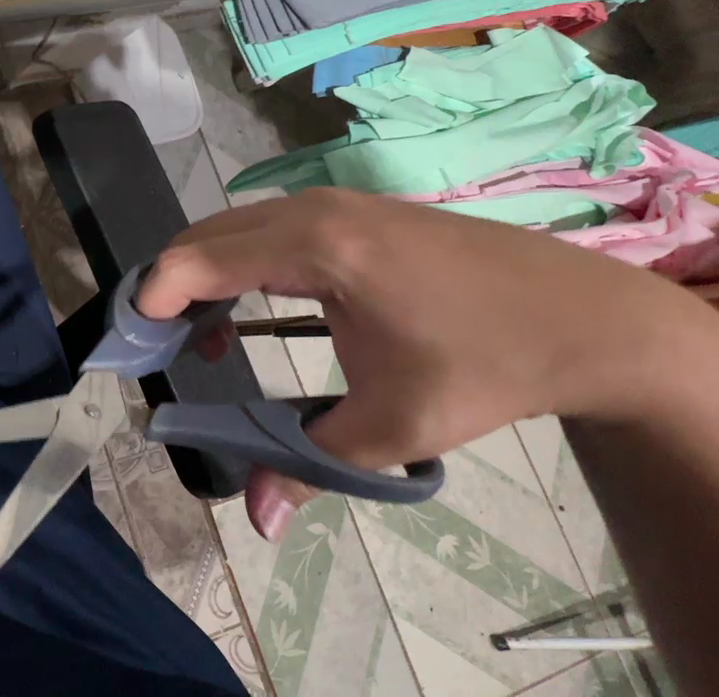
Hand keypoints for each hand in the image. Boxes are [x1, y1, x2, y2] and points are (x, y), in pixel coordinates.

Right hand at [138, 188, 718, 541]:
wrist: (594, 318)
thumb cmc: (492, 365)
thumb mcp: (402, 424)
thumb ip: (315, 461)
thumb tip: (258, 522)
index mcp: (319, 249)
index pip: (200, 259)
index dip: (153, 296)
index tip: (130, 341)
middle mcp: (311, 211)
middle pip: (202, 237)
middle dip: (167, 287)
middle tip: (151, 346)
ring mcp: (329, 203)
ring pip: (227, 229)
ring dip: (197, 275)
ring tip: (193, 336)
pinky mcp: (343, 210)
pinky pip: (258, 229)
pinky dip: (230, 264)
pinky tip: (240, 311)